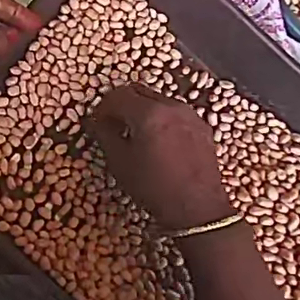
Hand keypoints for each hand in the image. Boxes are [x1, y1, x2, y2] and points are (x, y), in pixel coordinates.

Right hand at [85, 84, 235, 227]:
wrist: (198, 208)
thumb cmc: (154, 187)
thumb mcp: (120, 163)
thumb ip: (105, 135)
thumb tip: (97, 122)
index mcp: (149, 113)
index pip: (118, 95)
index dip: (103, 106)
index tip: (97, 121)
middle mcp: (171, 106)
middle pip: (139, 91)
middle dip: (122, 103)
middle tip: (111, 123)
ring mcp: (190, 115)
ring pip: (158, 100)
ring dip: (142, 110)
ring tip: (134, 134)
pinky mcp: (202, 127)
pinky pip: (175, 113)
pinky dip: (160, 119)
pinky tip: (157, 141)